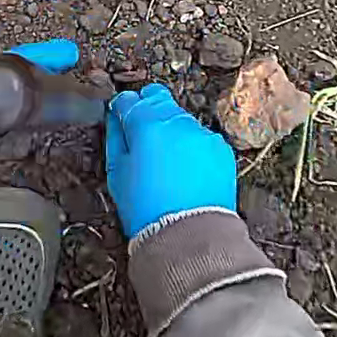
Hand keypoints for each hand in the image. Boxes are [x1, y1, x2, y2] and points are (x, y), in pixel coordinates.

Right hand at [105, 84, 236, 238]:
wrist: (189, 236)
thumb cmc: (146, 211)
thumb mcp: (117, 174)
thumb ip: (116, 138)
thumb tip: (116, 117)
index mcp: (147, 125)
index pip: (130, 100)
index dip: (123, 107)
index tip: (121, 114)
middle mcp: (177, 122)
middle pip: (159, 100)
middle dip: (148, 110)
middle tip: (142, 133)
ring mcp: (202, 133)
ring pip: (181, 118)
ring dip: (171, 130)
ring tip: (165, 161)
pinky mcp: (220, 147)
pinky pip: (201, 138)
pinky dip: (193, 147)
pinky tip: (185, 170)